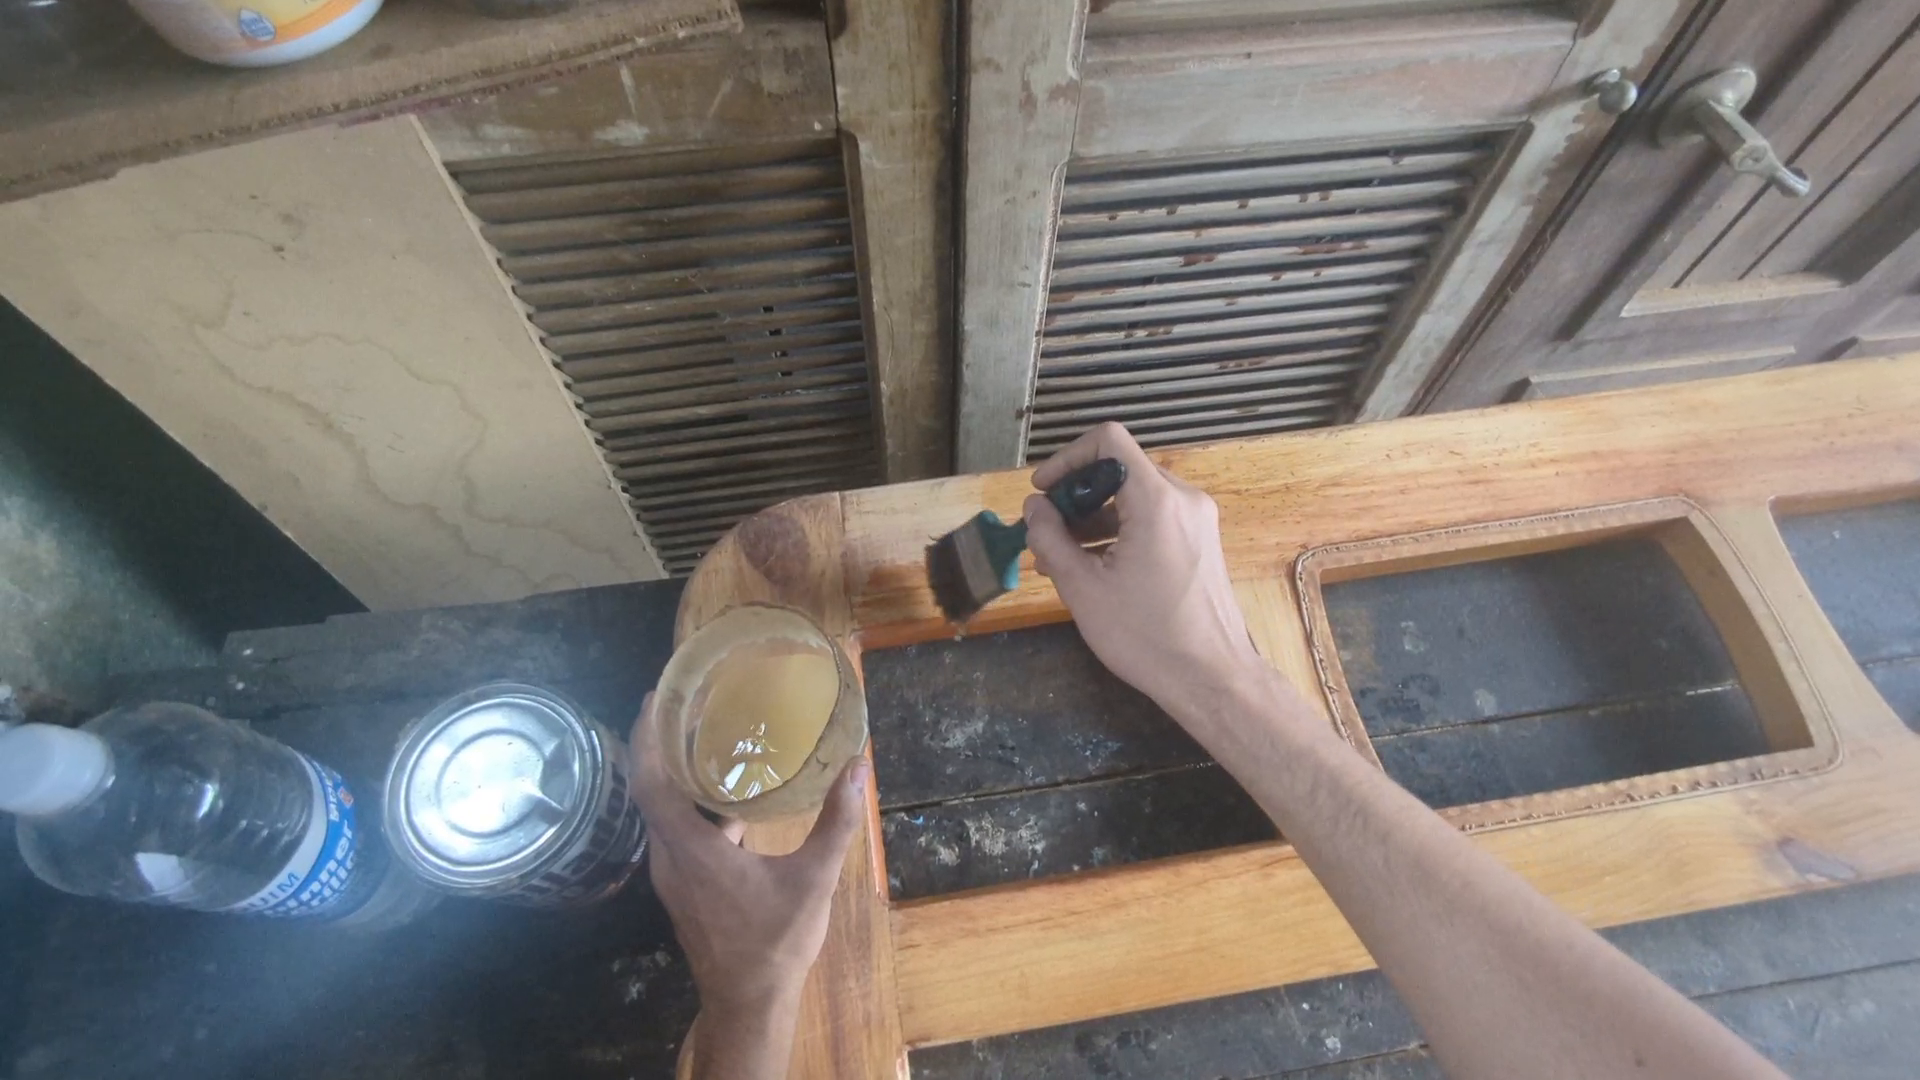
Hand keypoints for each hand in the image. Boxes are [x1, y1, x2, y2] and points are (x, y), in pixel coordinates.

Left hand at [627, 693, 867, 1017]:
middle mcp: (670, 858)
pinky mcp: (683, 883)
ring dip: (672, 769)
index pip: (651, 784)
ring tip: (703, 732)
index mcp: (693, 851)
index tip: (656, 696)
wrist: (749, 1003)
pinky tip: (726, 790)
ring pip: (660, 809)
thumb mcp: (814, 879)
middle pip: (649, 789)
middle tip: (686, 700)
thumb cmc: (776, 941)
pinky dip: (688, 797)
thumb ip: (837, 822)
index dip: (647, 737)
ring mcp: (672, 874)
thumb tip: (858, 766)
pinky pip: (675, 826)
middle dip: (658, 741)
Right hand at [1025, 422, 1265, 719]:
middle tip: (1045, 534)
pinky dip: (1119, 532)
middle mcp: (1183, 499)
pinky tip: (1094, 568)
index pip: (1108, 441)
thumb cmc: (1145, 636)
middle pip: (1119, 470)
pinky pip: (1151, 519)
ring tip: (1061, 559)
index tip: (1043, 492)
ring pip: (1134, 497)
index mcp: (1157, 500)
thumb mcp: (1083, 588)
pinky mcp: (1200, 541)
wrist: (1212, 679)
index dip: (1067, 458)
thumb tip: (1034, 508)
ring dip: (1093, 519)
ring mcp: (1196, 520)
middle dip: (1075, 497)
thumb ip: (1051, 539)